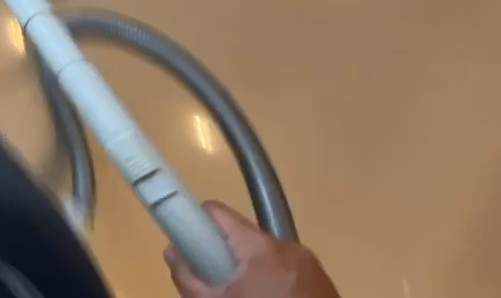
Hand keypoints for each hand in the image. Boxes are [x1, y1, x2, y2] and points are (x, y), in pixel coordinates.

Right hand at [166, 203, 341, 297]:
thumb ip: (186, 276)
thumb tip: (172, 251)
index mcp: (260, 246)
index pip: (215, 211)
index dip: (195, 223)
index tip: (190, 246)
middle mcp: (289, 248)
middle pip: (240, 235)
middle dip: (225, 254)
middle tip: (218, 280)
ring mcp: (313, 268)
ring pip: (264, 254)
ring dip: (250, 269)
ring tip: (247, 295)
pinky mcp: (328, 287)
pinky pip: (287, 271)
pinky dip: (273, 282)